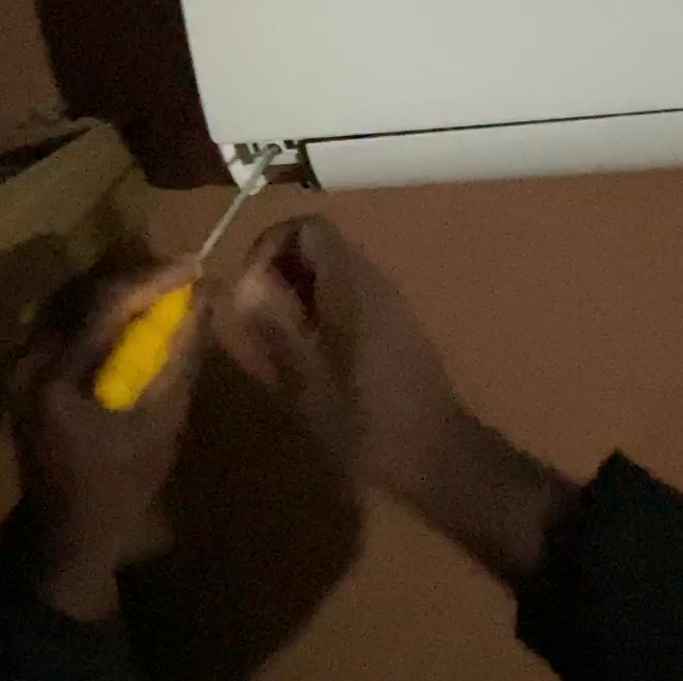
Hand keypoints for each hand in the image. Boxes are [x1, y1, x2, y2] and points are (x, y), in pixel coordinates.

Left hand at [8, 257, 204, 619]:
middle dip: (141, 278)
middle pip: (88, 293)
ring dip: (124, 289)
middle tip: (185, 272)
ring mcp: (23, 361)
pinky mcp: (27, 367)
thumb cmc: (119, 486)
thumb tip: (203, 303)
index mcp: (59, 377)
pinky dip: (106, 309)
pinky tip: (137, 311)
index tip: (195, 265)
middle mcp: (31, 359)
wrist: (63, 531)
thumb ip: (180, 358)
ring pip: (77, 300)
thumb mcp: (161, 424)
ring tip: (168, 285)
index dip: (155, 278)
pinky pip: (70, 319)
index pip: (107, 304)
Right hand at [221, 217, 463, 498]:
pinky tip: (311, 360)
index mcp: (352, 282)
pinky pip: (346, 298)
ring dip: (296, 297)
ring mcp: (387, 302)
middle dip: (279, 274)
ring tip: (277, 345)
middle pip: (317, 247)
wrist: (438, 457)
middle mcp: (373, 280)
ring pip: (329, 274)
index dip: (269, 246)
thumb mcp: (307, 377)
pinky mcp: (394, 326)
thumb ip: (274, 323)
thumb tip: (244, 283)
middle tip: (256, 323)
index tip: (249, 291)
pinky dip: (318, 313)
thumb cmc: (367, 420)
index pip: (307, 226)